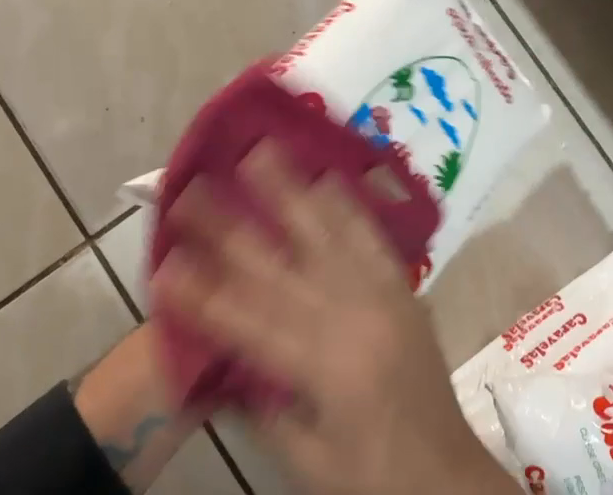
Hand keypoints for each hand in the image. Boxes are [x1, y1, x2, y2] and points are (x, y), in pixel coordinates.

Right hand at [152, 142, 513, 494]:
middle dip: (229, 225)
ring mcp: (382, 296)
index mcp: (324, 367)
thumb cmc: (372, 474)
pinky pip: (372, 237)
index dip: (201, 290)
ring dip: (289, 190)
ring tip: (259, 150)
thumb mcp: (306, 460)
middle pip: (279, 263)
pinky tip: (326, 174)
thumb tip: (212, 363)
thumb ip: (261, 407)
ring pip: (327, 233)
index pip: (247, 320)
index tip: (164, 260)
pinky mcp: (403, 289)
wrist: (449, 476)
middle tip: (192, 189)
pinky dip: (347, 204)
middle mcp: (352, 319)